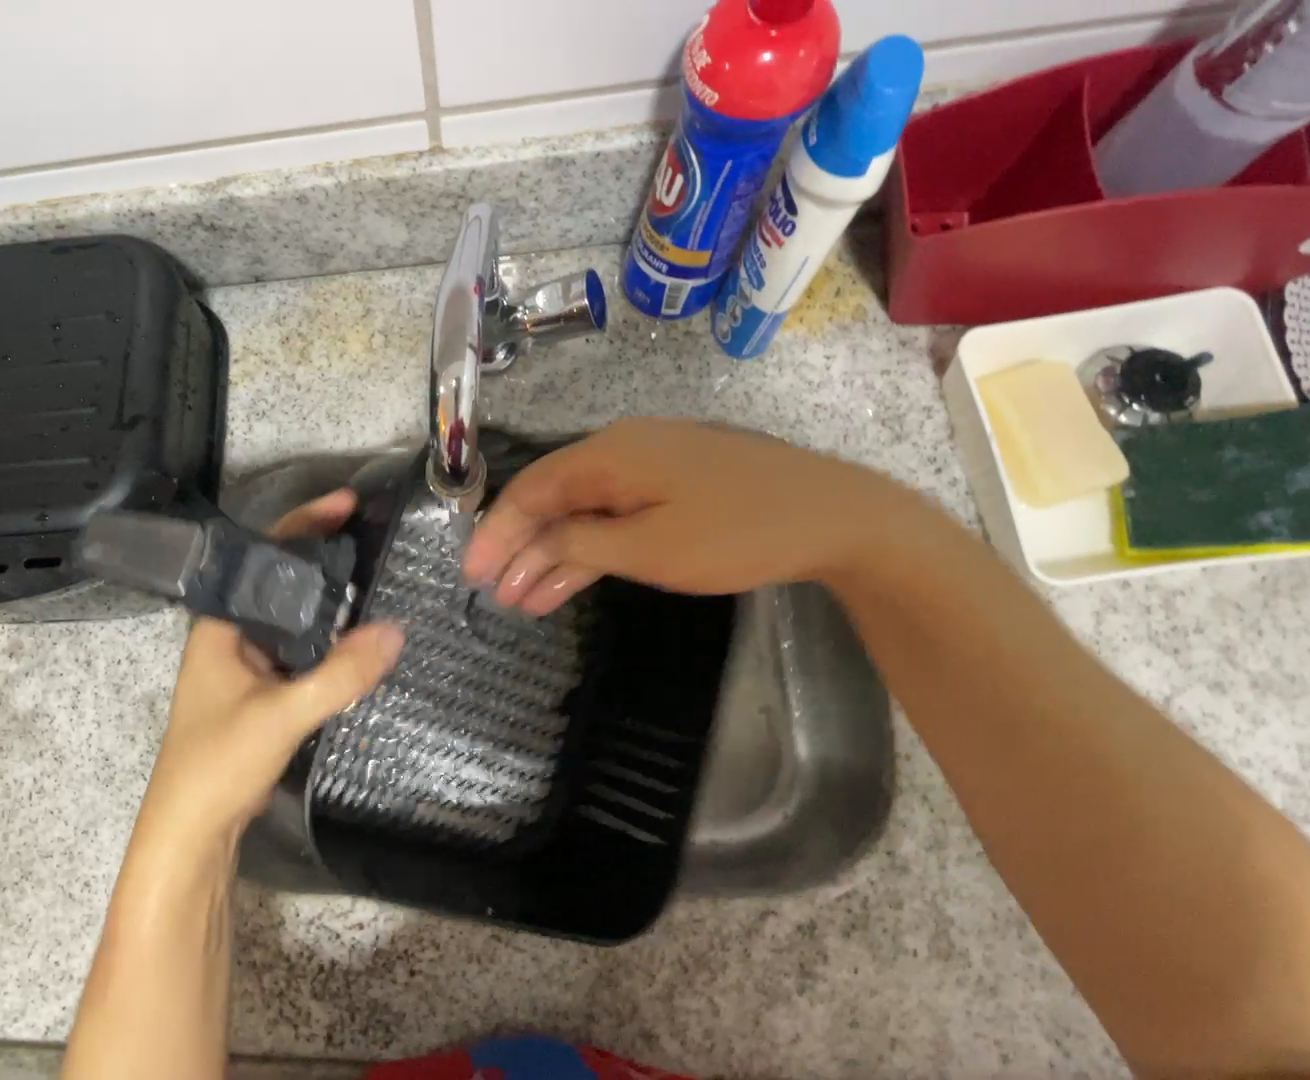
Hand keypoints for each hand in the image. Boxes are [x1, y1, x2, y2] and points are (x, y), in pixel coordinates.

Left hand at [141, 490, 403, 841]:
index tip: (350, 505)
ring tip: (378, 579)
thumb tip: (395, 631)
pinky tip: (360, 639)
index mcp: (219, 624)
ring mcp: (246, 665)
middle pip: (280, 583)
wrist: (190, 834)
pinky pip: (300, 652)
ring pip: (293, 620)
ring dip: (329, 604)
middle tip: (376, 540)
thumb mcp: (281, 716)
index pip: (262, 557)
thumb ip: (339, 675)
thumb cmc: (218, 764)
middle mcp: (230, 635)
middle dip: (324, 561)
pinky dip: (329, 642)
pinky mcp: (261, 694)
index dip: (305, 525)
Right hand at [462, 417, 908, 614]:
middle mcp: (622, 451)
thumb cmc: (735, 533)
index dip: (497, 533)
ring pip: (584, 513)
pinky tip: (567, 584)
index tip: (472, 574)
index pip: (532, 490)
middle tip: (492, 594)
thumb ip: (580, 543)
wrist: (837, 519)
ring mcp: (651, 469)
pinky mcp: (675, 488)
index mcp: (609, 454)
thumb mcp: (648, 548)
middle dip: (520, 549)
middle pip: (554, 500)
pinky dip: (591, 550)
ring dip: (552, 556)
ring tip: (523, 602)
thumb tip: (536, 541)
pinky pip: (616, 517)